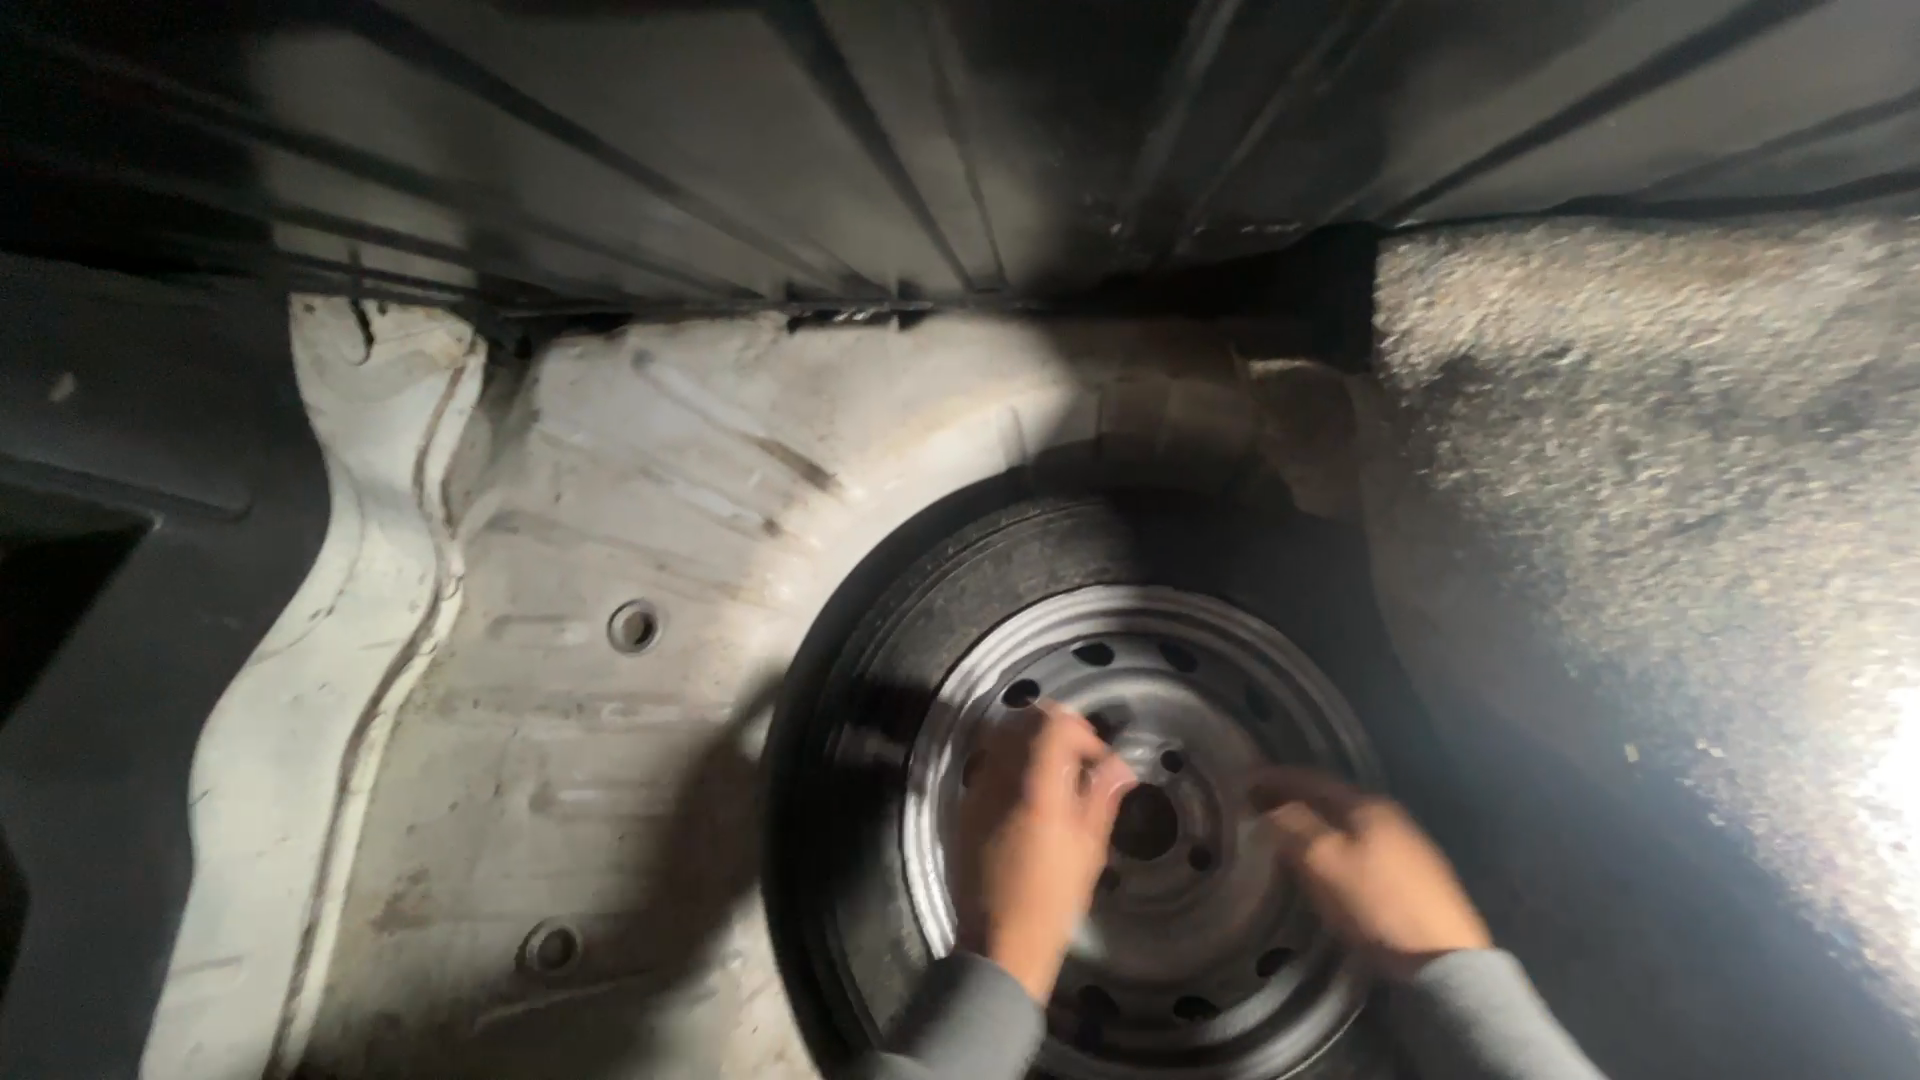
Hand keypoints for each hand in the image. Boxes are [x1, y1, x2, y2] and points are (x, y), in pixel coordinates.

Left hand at [953, 701, 1136, 1001]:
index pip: (1054, 724)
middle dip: (1056, 726)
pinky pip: (987, 761)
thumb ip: (1102, 798)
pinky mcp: (964, 804)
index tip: (1097, 757)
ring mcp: (977, 789)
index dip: (1081, 730)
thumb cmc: (1052, 901)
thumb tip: (1119, 766)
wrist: (997, 940)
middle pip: (1023, 720)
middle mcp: (1000, 778)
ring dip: (1030, 737)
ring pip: (1001, 734)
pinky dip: (1009, 757)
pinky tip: (1027, 785)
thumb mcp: (1088, 851)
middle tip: (1078, 753)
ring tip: (1054, 766)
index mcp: (1036, 786)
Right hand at [1249, 766, 1490, 980]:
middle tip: (1259, 806)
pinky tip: (1324, 857)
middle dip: (1292, 799)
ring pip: (1345, 821)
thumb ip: (1292, 825)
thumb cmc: (1374, 901)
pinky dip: (1332, 839)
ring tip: (1285, 831)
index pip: (1310, 778)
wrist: (1444, 960)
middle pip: (1329, 797)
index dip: (1274, 778)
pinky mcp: (1414, 873)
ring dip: (1312, 820)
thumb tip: (1268, 805)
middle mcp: (1387, 814)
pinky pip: (1359, 842)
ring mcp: (1405, 843)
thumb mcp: (1322, 860)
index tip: (1244, 781)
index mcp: (1364, 804)